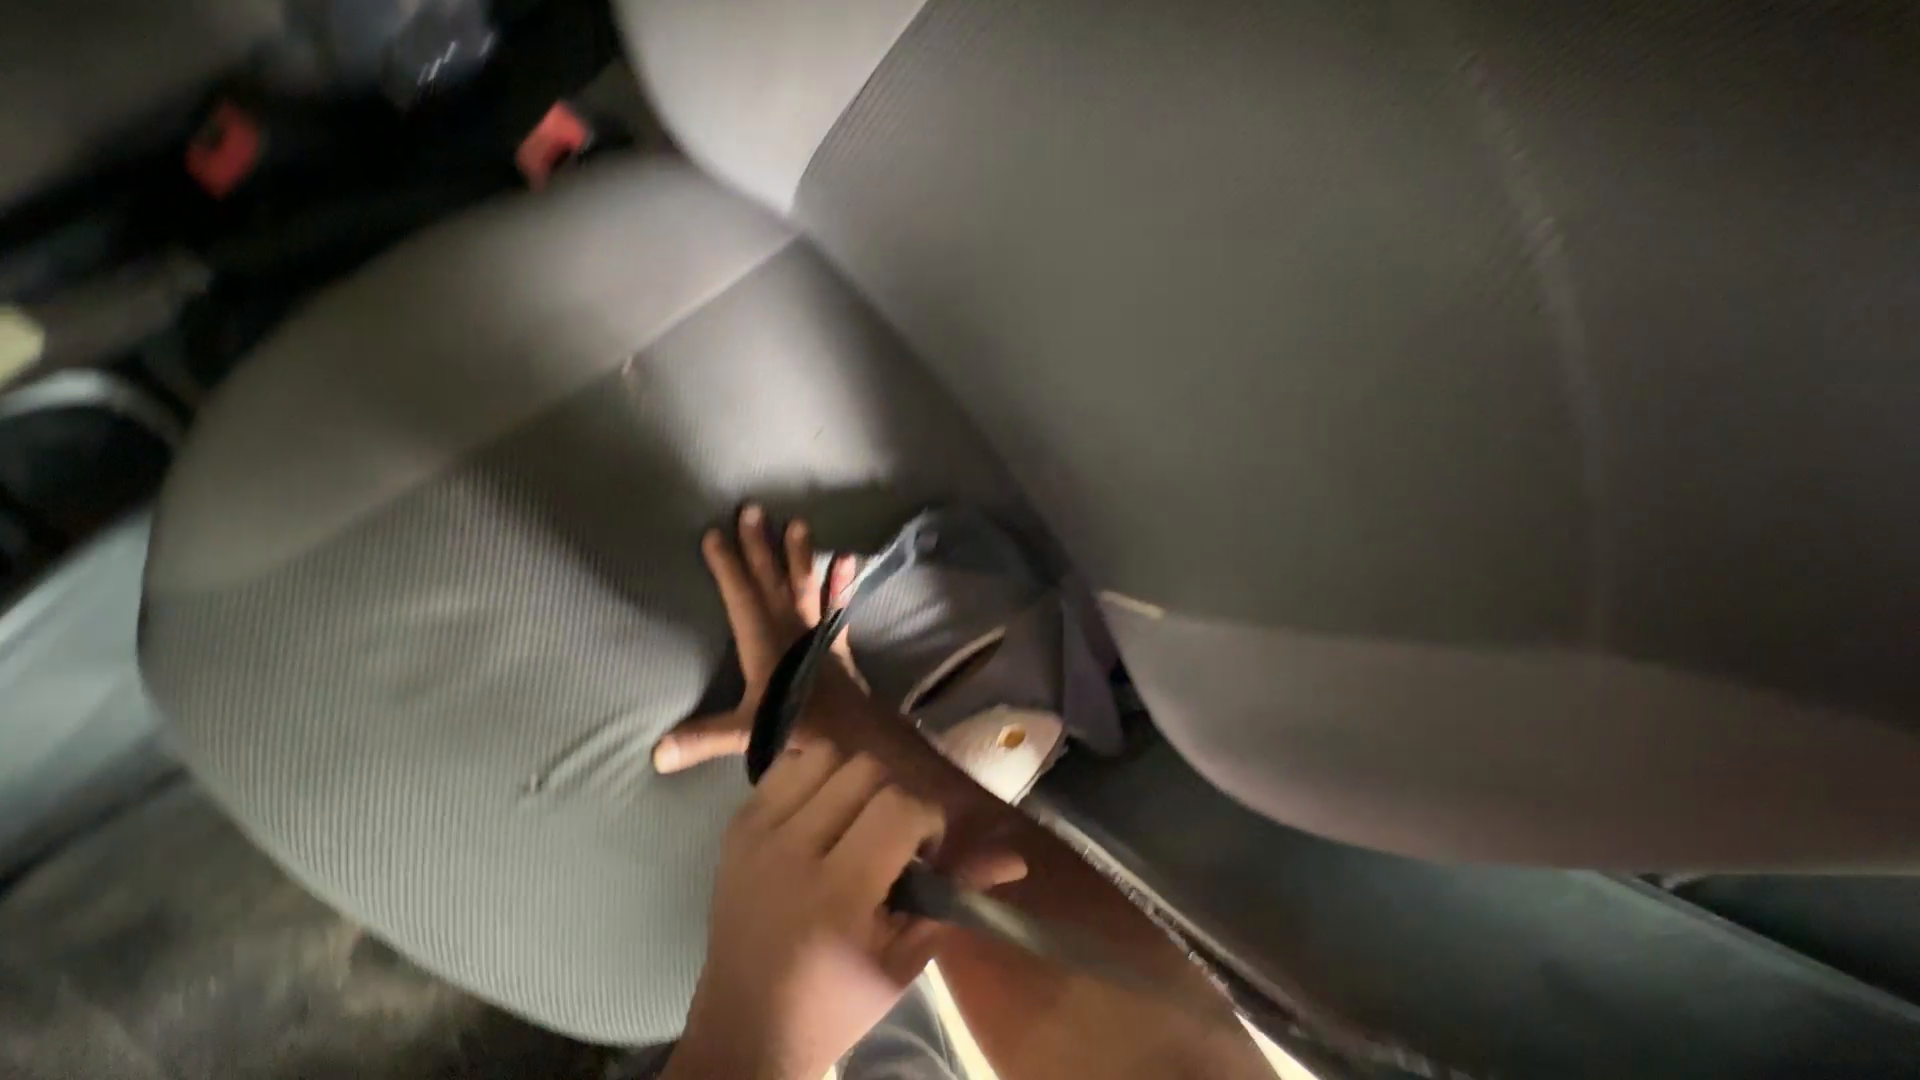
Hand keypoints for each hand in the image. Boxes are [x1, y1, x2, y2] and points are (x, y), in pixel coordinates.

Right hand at [655, 505, 857, 773]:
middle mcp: (789, 628)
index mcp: (763, 643)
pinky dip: (841, 583)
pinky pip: (838, 605)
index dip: (726, 565)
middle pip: (769, 579)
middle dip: (757, 545)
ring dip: (798, 554)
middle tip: (751, 509)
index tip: (713, 534)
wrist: (858, 736)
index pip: (739, 595)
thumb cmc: (800, 728)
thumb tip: (657, 753)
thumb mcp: (749, 732)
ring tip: (798, 522)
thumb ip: (705, 737)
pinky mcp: (836, 641)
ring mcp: (815, 631)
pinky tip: (847, 558)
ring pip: (803, 584)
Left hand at [665, 745, 1025, 1079]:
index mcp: (836, 894)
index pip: (900, 808)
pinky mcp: (736, 824)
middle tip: (894, 836)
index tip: (926, 853)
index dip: (929, 821)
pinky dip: (813, 776)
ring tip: (856, 818)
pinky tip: (821, 813)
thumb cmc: (836, 1004)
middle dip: (897, 796)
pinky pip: (786, 765)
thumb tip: (1015, 858)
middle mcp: (791, 850)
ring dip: (854, 778)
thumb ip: (953, 897)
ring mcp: (757, 832)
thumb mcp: (904, 959)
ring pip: (826, 754)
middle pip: (866, 770)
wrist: (744, 1027)